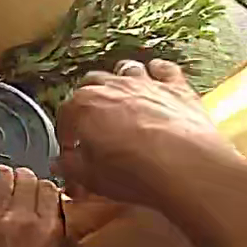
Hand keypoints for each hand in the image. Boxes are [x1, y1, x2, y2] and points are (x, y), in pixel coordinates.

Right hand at [55, 59, 246, 232]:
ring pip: (124, 69)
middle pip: (91, 85)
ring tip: (121, 98)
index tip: (71, 148)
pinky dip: (157, 72)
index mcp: (84, 107)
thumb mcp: (91, 178)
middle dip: (88, 102)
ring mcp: (145, 83)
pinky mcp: (176, 86)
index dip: (67, 133)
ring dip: (119, 80)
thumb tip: (61, 162)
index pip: (65, 114)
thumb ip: (70, 166)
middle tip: (92, 123)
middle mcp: (111, 86)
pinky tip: (156, 80)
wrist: (186, 167)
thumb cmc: (134, 172)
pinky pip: (163, 69)